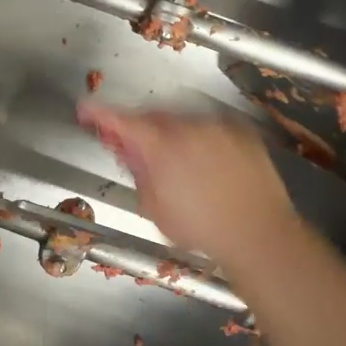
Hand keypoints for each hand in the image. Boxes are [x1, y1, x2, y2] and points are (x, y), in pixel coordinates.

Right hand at [78, 103, 298, 264]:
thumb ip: (138, 173)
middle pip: (153, 116)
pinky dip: (198, 138)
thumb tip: (130, 154)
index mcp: (162, 146)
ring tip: (171, 160)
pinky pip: (210, 128)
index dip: (100, 114)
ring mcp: (219, 128)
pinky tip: (200, 162)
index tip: (87, 111)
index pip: (122, 121)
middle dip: (139, 128)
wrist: (259, 234)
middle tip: (132, 145)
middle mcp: (190, 128)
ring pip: (183, 120)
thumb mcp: (153, 207)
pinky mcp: (242, 133)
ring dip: (170, 133)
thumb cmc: (201, 229)